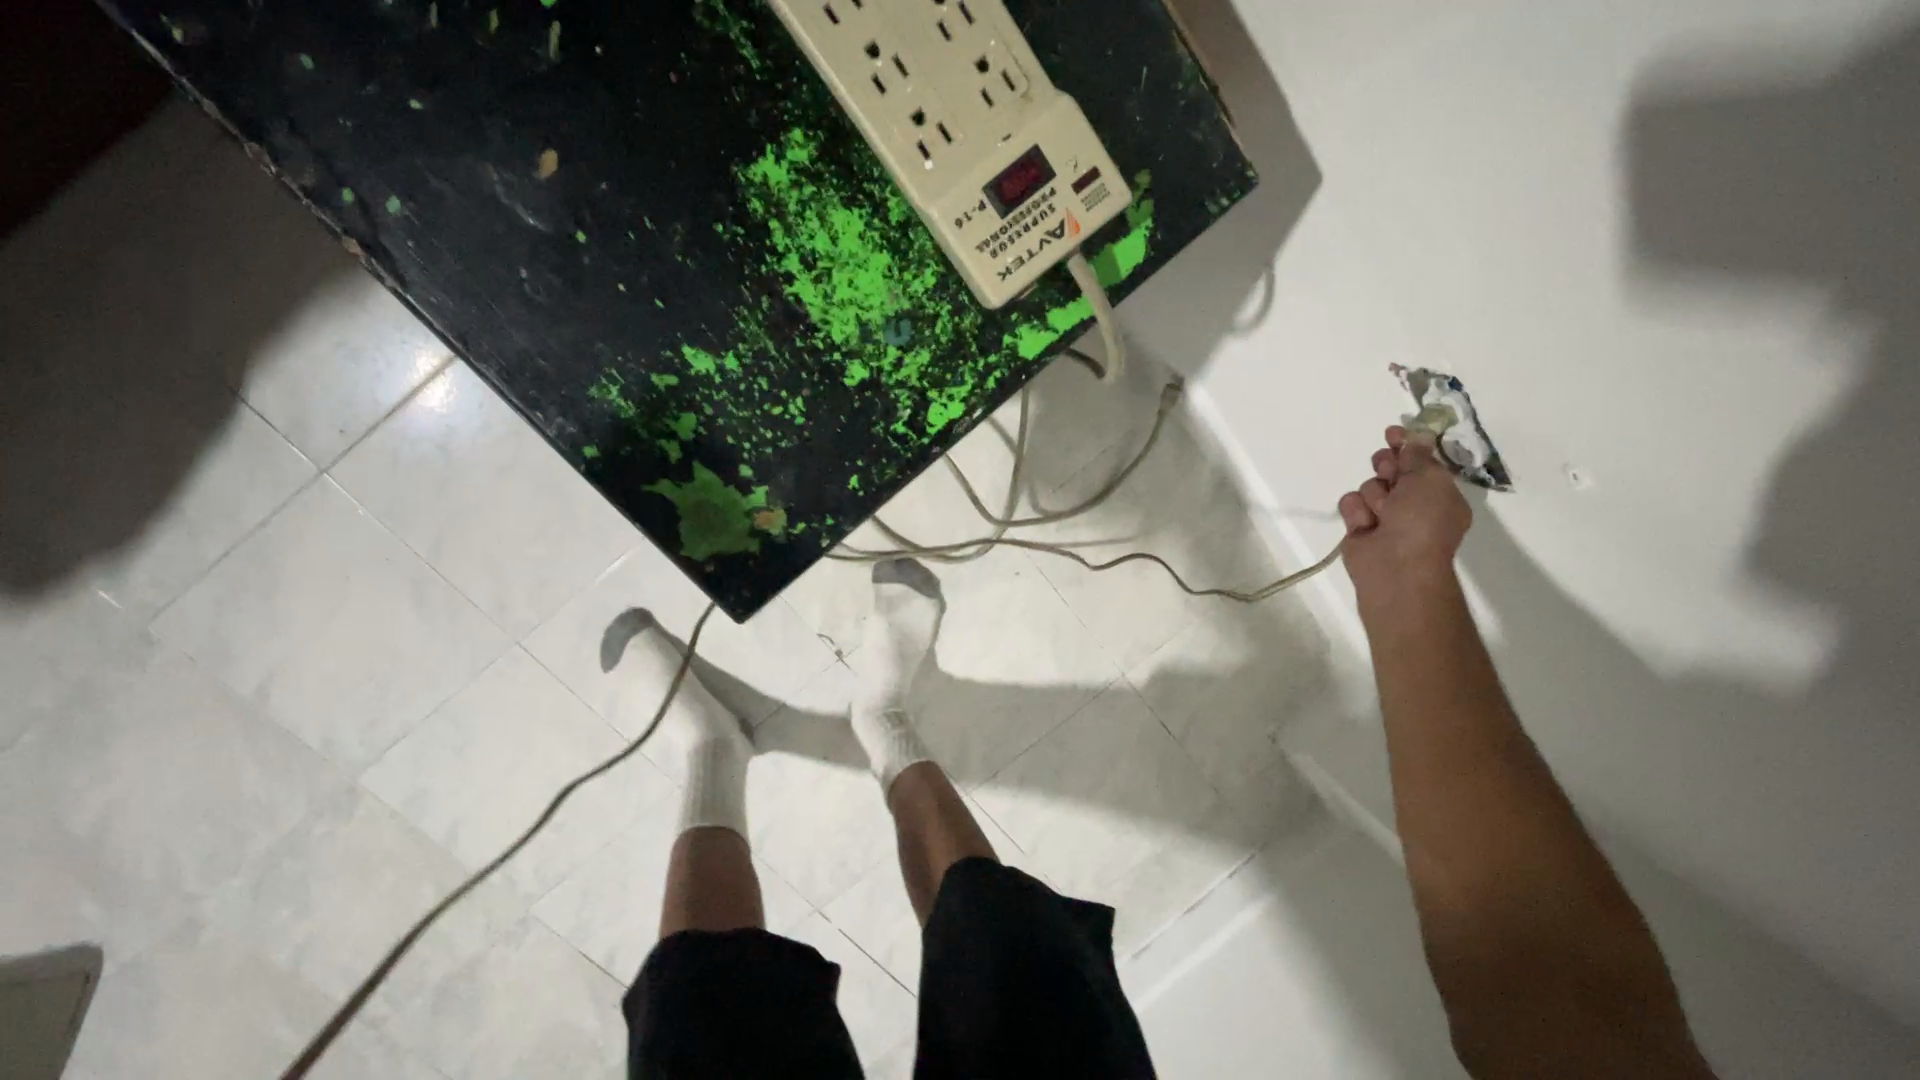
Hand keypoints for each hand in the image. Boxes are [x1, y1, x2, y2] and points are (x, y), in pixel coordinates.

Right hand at [1338, 426, 1471, 603]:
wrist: (1395, 566)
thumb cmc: (1423, 521)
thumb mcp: (1429, 479)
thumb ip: (1419, 455)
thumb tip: (1418, 436)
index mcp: (1438, 494)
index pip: (1422, 461)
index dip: (1407, 445)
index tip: (1392, 432)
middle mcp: (1412, 504)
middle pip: (1392, 470)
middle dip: (1387, 466)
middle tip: (1388, 471)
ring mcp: (1384, 516)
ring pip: (1369, 486)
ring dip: (1374, 493)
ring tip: (1381, 511)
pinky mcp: (1358, 528)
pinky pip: (1351, 504)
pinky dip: (1356, 510)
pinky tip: (1364, 524)